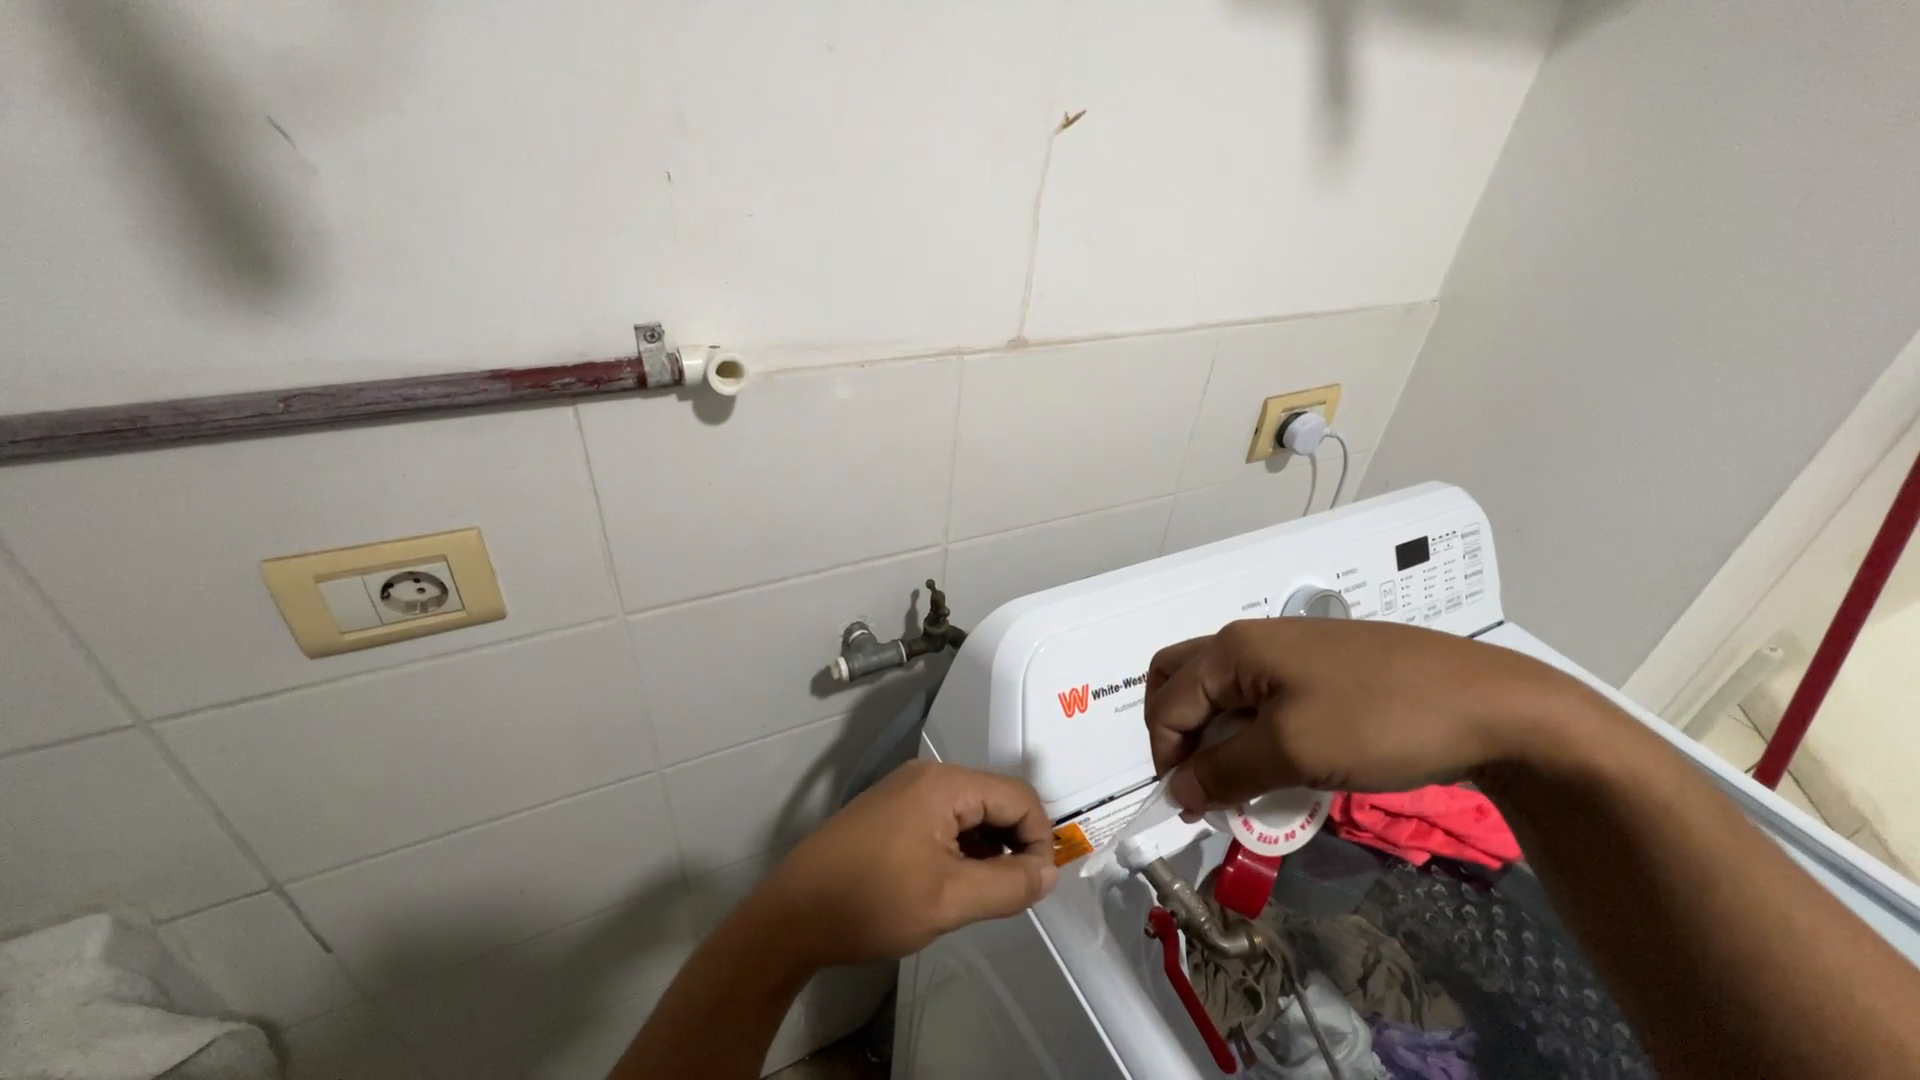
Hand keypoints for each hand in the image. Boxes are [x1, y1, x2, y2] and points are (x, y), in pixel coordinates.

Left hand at [752, 761, 1058, 966]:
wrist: (791, 916)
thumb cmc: (872, 903)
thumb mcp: (950, 901)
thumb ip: (1009, 885)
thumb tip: (1048, 872)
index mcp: (943, 784)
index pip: (1018, 796)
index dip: (1039, 838)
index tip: (1037, 885)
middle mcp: (925, 777)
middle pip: (994, 799)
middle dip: (1013, 843)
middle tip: (1014, 892)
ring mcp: (903, 792)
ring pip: (969, 812)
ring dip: (987, 849)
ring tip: (983, 894)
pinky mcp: (889, 813)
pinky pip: (943, 821)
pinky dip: (960, 848)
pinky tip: (953, 884)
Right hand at [1145, 618, 1596, 813]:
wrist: (1493, 706)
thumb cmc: (1379, 722)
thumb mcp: (1291, 751)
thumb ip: (1224, 771)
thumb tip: (1179, 791)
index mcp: (1233, 649)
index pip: (1167, 703)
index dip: (1167, 759)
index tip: (1194, 810)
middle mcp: (1252, 640)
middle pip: (1182, 681)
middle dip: (1180, 734)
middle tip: (1203, 779)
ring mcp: (1292, 651)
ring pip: (1226, 692)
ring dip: (1220, 736)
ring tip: (1247, 781)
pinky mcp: (1325, 668)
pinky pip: (1265, 699)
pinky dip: (1257, 733)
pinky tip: (1287, 763)